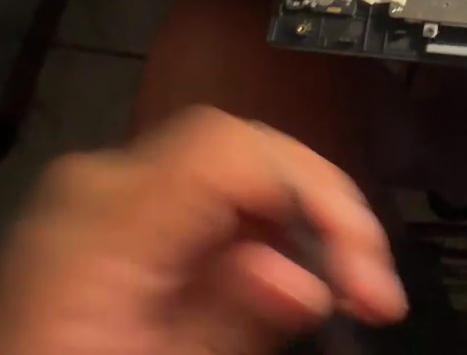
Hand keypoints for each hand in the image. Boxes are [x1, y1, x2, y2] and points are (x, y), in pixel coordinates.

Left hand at [0, 106, 407, 354]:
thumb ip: (234, 317)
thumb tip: (308, 278)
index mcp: (101, 218)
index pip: (234, 150)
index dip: (314, 189)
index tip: (359, 257)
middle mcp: (101, 186)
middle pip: (245, 153)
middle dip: (318, 209)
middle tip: (365, 280)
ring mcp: (104, 194)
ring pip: (239, 172)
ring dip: (296, 225)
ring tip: (336, 289)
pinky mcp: (115, 213)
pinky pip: (209, 199)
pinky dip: (256, 236)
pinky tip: (277, 283)